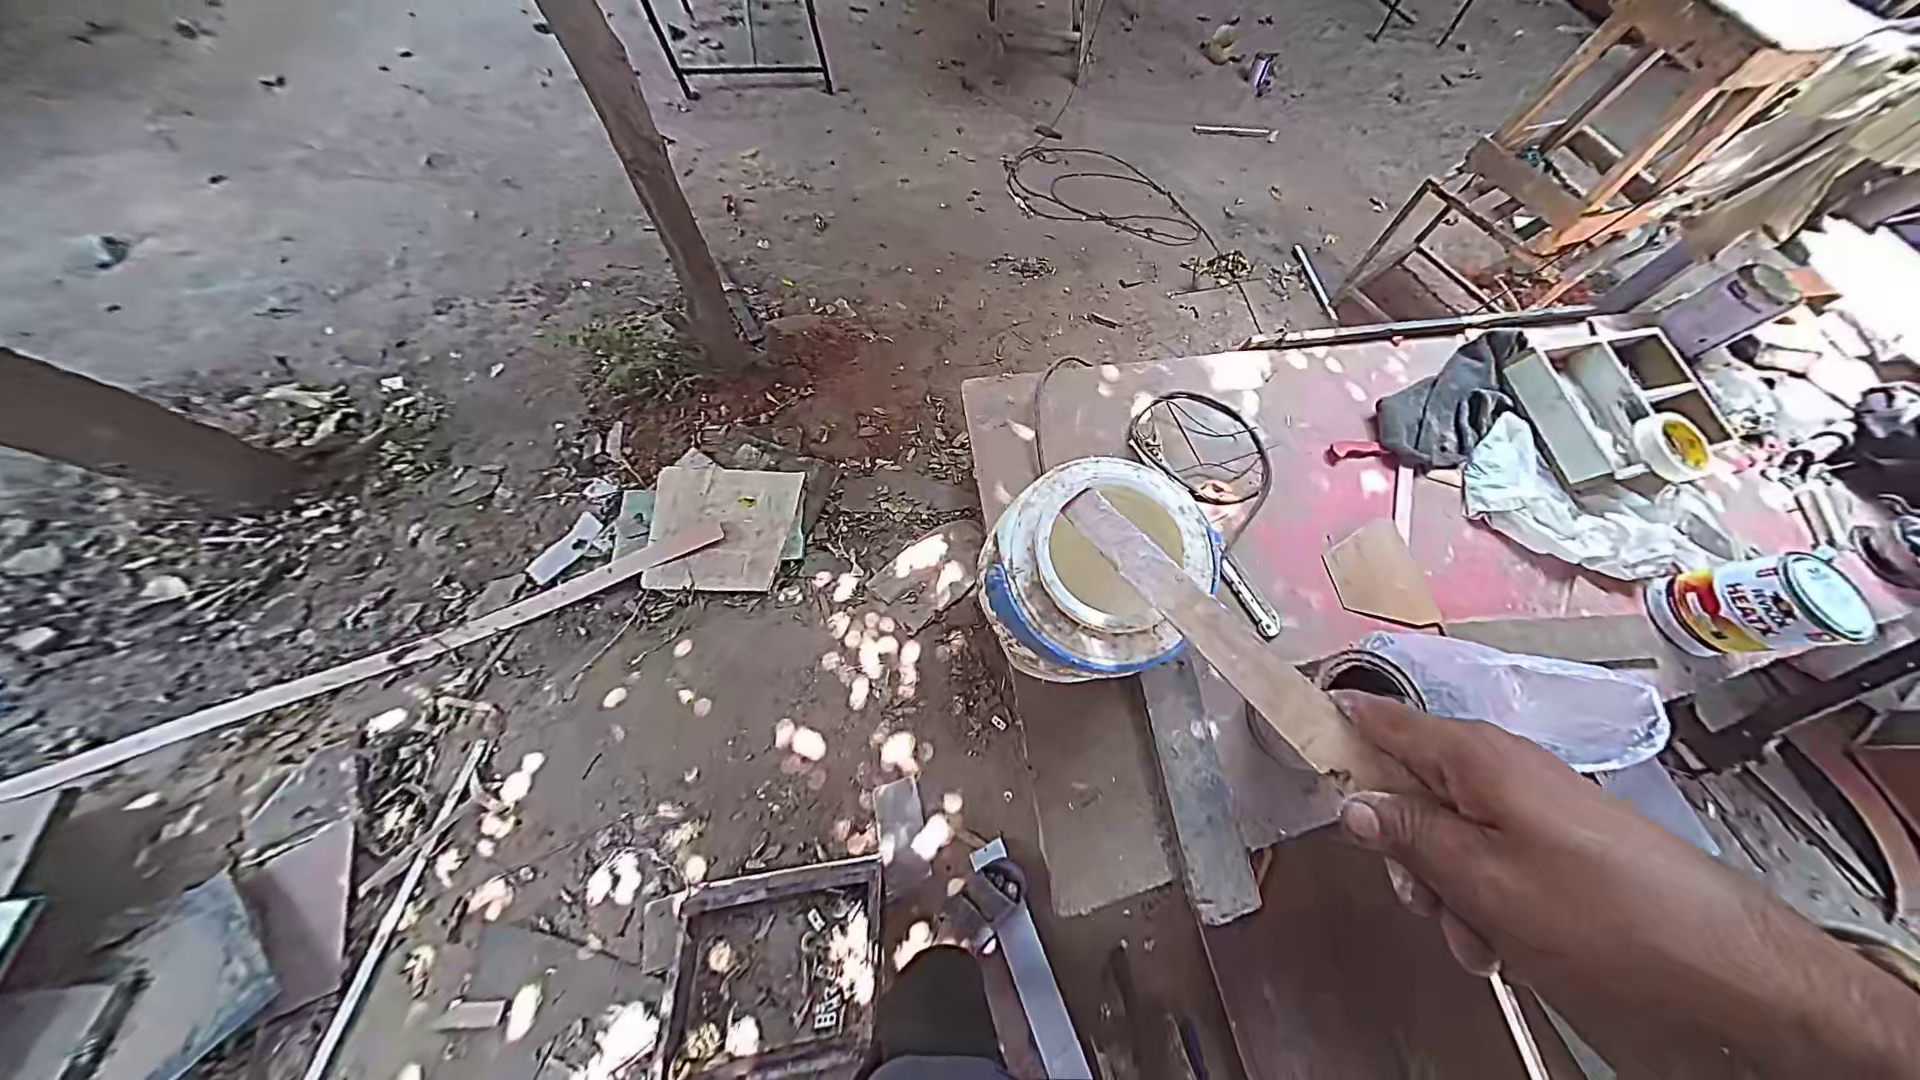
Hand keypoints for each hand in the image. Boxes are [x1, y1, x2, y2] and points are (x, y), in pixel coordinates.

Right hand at [1330, 690, 1919, 1076]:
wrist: (1747, 981)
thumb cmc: (1601, 915)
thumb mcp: (1478, 877)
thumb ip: (1403, 832)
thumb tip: (1349, 803)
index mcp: (1469, 753)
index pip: (1374, 716)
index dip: (1328, 722)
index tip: (1293, 736)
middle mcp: (1492, 764)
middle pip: (1402, 783)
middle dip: (1397, 841)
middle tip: (1414, 890)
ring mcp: (1523, 801)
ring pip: (1439, 826)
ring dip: (1438, 881)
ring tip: (1471, 933)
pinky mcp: (1549, 837)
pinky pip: (1482, 850)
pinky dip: (1476, 892)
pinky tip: (1499, 939)